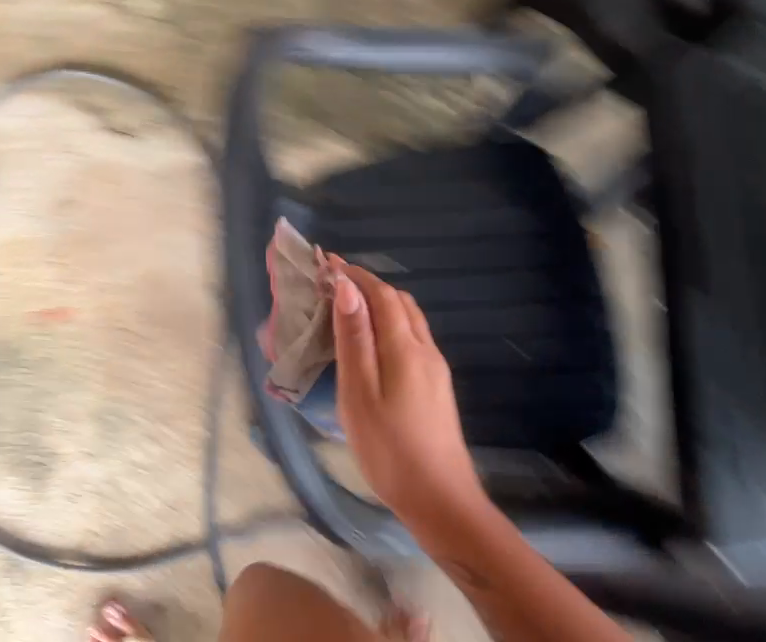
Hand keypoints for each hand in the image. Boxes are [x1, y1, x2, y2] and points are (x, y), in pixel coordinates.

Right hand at [329, 258, 485, 528]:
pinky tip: (370, 343)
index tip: (325, 264)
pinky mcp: (435, 388)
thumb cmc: (390, 448)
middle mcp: (425, 351)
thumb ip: (354, 338)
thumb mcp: (359, 392)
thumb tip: (347, 288)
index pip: (381, 294)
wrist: (441, 502)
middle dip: (366, 284)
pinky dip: (389, 325)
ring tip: (346, 308)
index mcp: (405, 348)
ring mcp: (435, 370)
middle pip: (399, 302)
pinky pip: (412, 338)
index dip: (354, 274)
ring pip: (409, 320)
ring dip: (379, 303)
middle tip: (331, 285)